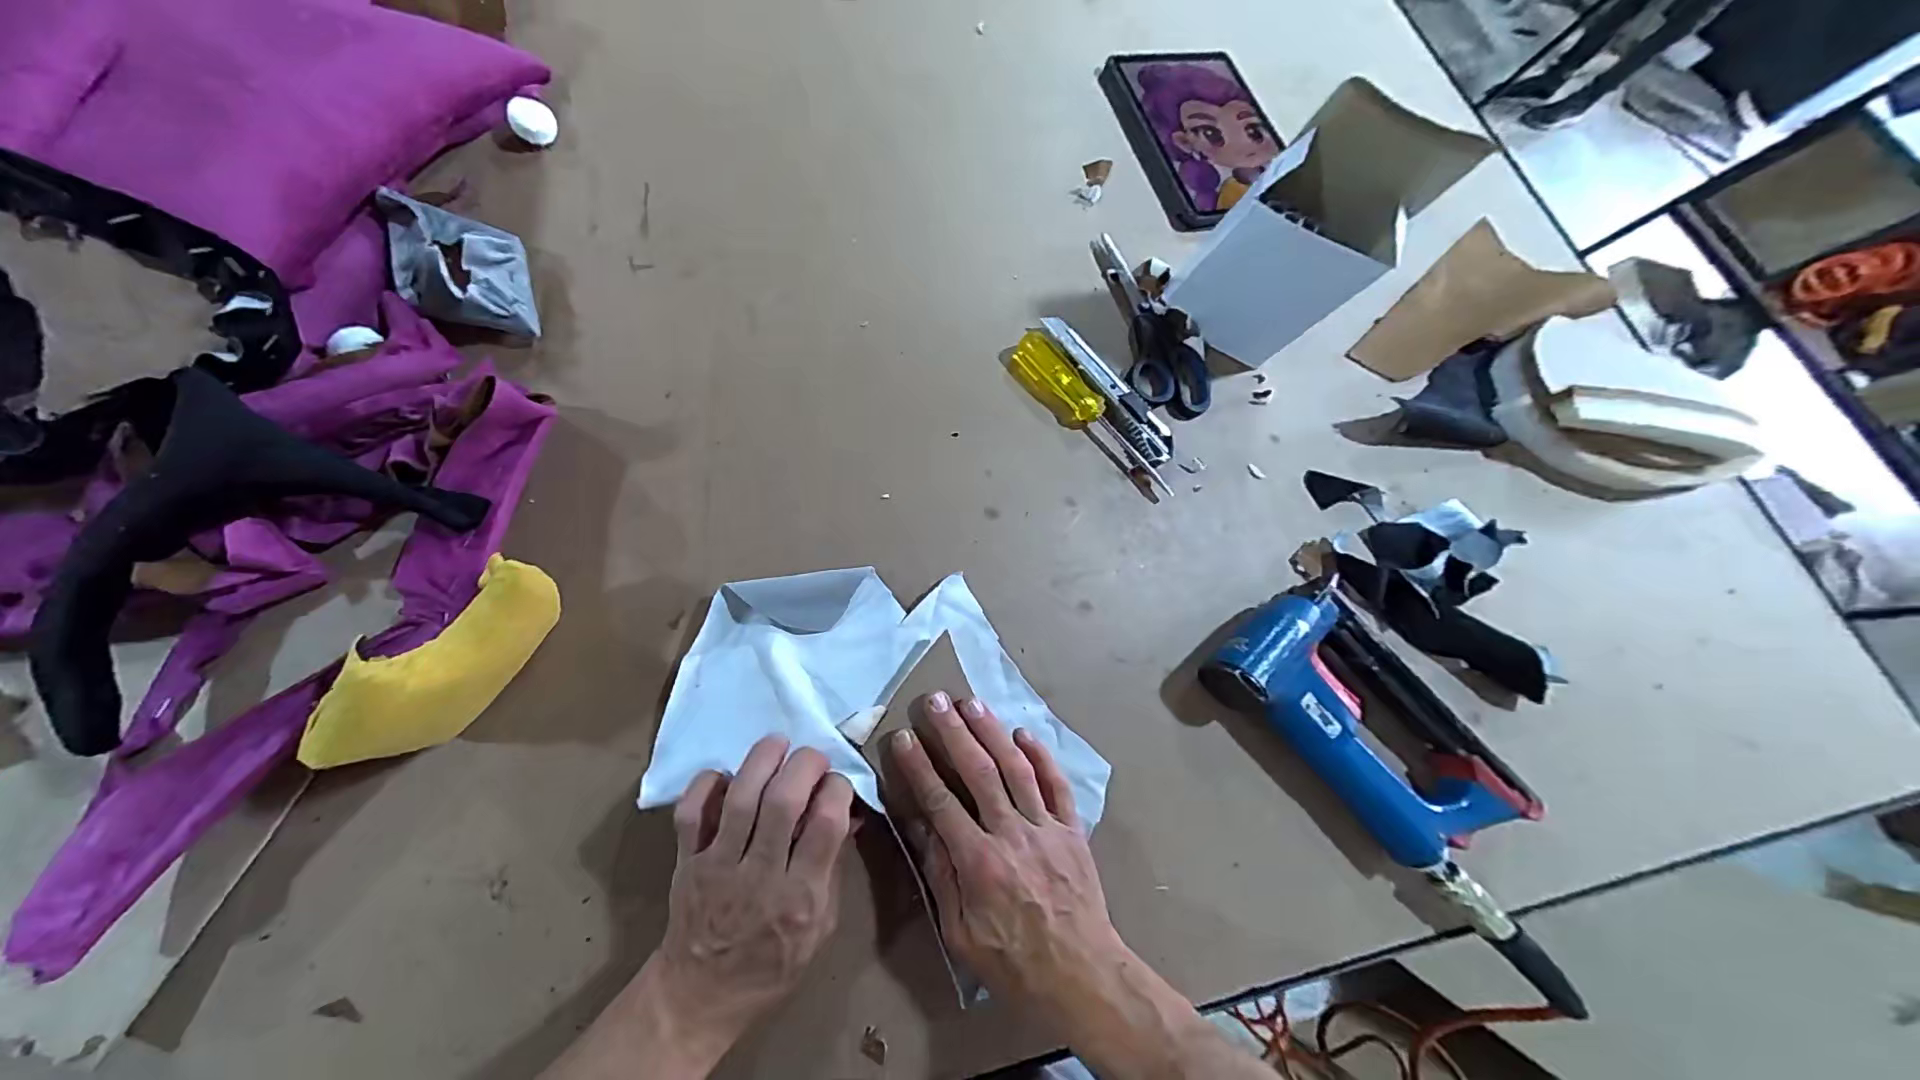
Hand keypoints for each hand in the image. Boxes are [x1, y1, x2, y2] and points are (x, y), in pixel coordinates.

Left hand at [652, 736, 854, 1054]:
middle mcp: (760, 875)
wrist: (701, 996)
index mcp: (801, 896)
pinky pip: (690, 813)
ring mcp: (717, 866)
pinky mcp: (685, 862)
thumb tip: (848, 814)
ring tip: (777, 743)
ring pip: (740, 798)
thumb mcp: (822, 925)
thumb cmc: (773, 963)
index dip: (838, 788)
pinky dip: (706, 785)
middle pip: (783, 801)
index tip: (838, 782)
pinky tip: (726, 774)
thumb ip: (833, 867)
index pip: (826, 823)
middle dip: (804, 765)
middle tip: (812, 756)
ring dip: (762, 760)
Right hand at [887, 694, 1269, 1079]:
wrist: (1082, 974)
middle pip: (979, 772)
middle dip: (954, 732)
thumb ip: (941, 875)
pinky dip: (1041, 755)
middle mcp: (1012, 834)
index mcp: (979, 862)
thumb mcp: (961, 933)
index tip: (903, 738)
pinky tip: (1023, 732)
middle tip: (936, 701)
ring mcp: (1046, 828)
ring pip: (1016, 768)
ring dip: (992, 732)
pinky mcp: (1072, 829)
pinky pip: (1056, 784)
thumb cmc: (1013, 962)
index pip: (940, 802)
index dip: (919, 767)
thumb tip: (920, 827)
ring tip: (972, 703)